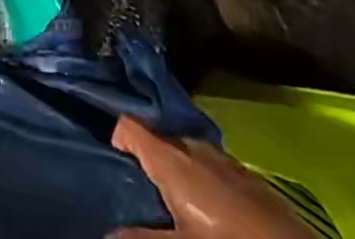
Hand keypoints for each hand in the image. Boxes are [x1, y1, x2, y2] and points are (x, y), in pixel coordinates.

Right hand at [109, 115, 323, 238]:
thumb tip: (107, 233)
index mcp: (173, 161)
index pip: (132, 126)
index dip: (117, 135)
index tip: (109, 156)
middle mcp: (195, 149)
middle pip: (160, 136)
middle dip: (145, 151)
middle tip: (133, 179)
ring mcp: (224, 159)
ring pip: (187, 148)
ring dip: (173, 162)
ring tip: (165, 193)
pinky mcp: (247, 176)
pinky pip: (211, 163)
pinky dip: (198, 174)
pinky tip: (204, 205)